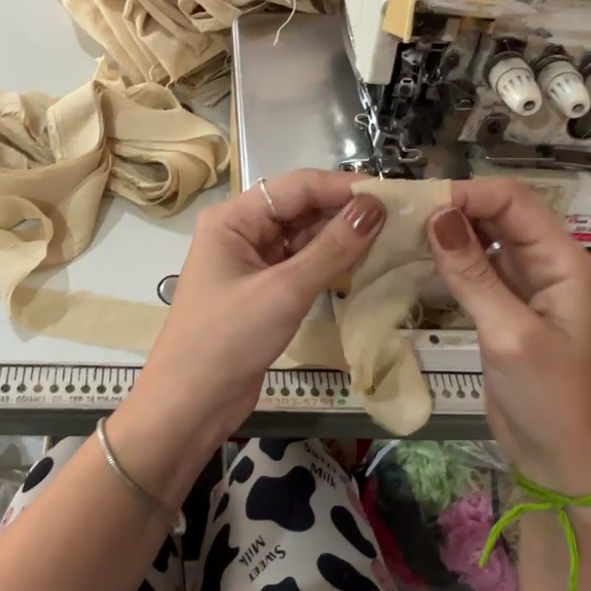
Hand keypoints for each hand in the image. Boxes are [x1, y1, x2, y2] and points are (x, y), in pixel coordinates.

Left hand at [124, 170, 384, 451]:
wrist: (189, 404)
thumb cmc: (227, 340)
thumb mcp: (284, 292)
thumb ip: (331, 249)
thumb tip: (374, 207)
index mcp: (233, 218)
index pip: (296, 186)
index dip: (344, 187)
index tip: (393, 193)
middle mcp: (241, 231)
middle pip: (301, 208)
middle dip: (346, 211)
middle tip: (401, 215)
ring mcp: (252, 262)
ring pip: (304, 236)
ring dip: (342, 237)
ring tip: (392, 235)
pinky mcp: (263, 290)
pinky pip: (302, 264)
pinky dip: (330, 263)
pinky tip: (364, 262)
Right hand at [426, 179, 590, 493]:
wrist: (565, 462)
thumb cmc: (550, 399)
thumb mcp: (509, 335)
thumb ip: (473, 275)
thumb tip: (437, 216)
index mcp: (564, 263)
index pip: (514, 202)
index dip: (467, 194)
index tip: (415, 203)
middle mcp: (548, 265)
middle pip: (500, 215)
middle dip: (454, 208)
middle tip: (398, 214)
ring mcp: (527, 288)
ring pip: (486, 241)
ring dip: (449, 233)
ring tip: (399, 231)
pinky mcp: (507, 310)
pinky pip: (479, 271)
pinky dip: (450, 262)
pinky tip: (415, 260)